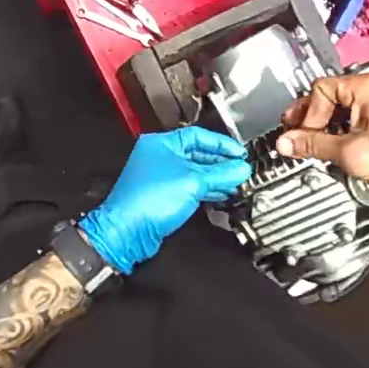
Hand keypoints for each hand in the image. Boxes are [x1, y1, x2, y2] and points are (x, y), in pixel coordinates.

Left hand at [78, 128, 253, 272]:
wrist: (128, 231)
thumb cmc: (149, 200)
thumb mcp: (194, 182)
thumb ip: (221, 174)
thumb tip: (241, 168)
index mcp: (161, 143)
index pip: (198, 135)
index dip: (221, 143)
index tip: (239, 152)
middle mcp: (158, 156)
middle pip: (196, 154)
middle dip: (220, 162)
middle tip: (240, 169)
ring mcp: (159, 177)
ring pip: (193, 172)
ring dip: (215, 178)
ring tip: (235, 183)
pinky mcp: (161, 196)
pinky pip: (188, 187)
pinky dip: (205, 190)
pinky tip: (221, 195)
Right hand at [277, 74, 368, 200]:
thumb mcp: (351, 152)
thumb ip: (313, 146)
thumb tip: (288, 142)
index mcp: (365, 86)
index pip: (318, 90)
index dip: (305, 115)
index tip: (296, 137)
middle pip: (329, 102)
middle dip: (312, 124)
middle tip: (298, 143)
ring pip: (343, 117)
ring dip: (328, 135)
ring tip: (321, 154)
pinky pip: (357, 129)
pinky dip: (345, 142)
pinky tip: (342, 158)